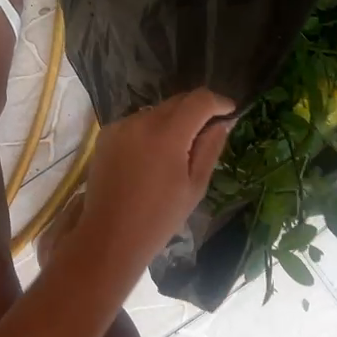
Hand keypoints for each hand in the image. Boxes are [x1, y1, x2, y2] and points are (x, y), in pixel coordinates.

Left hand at [77, 88, 235, 275]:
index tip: (230, 110)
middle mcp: (142, 120)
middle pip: (177, 101)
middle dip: (196, 110)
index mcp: (167, 134)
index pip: (198, 100)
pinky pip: (136, 122)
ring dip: (172, 121)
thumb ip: (210, 148)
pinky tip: (151, 157)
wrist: (110, 235)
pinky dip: (149, 131)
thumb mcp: (194, 187)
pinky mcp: (106, 133)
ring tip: (178, 150)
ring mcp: (121, 124)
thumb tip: (224, 122)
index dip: (218, 101)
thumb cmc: (159, 218)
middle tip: (208, 131)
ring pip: (156, 111)